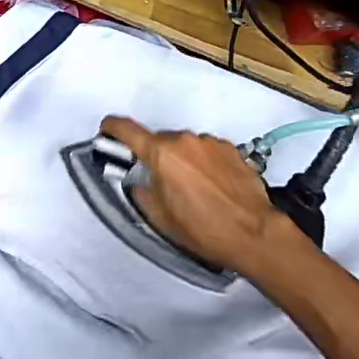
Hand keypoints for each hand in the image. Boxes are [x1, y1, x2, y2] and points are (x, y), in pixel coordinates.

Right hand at [99, 116, 296, 274]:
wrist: (250, 230)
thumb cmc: (207, 229)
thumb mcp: (160, 216)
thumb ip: (142, 191)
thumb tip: (140, 181)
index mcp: (163, 154)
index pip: (128, 130)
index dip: (113, 128)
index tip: (107, 129)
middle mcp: (187, 141)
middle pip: (160, 141)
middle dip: (156, 158)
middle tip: (160, 185)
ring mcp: (210, 142)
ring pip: (185, 146)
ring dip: (183, 162)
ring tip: (193, 193)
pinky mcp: (230, 148)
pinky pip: (207, 151)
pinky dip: (204, 164)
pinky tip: (210, 188)